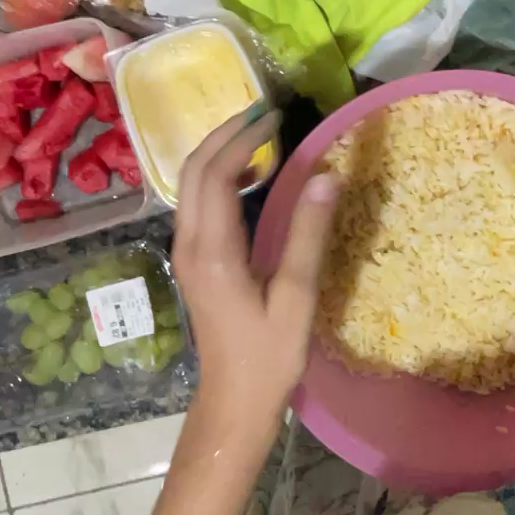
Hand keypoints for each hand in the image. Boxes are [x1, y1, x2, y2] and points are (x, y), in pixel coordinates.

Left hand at [171, 107, 339, 430]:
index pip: (216, 174)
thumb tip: (327, 175)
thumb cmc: (268, 355)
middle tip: (265, 113)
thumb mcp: (296, 297)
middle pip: (194, 170)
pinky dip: (220, 174)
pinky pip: (198, 200)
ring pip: (191, 183)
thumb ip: (307, 234)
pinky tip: (251, 177)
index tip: (275, 117)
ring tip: (260, 134)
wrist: (232, 401)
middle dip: (226, 133)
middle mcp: (190, 243)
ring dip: (220, 151)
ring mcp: (187, 251)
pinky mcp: (194, 259)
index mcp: (214, 250)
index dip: (243, 138)